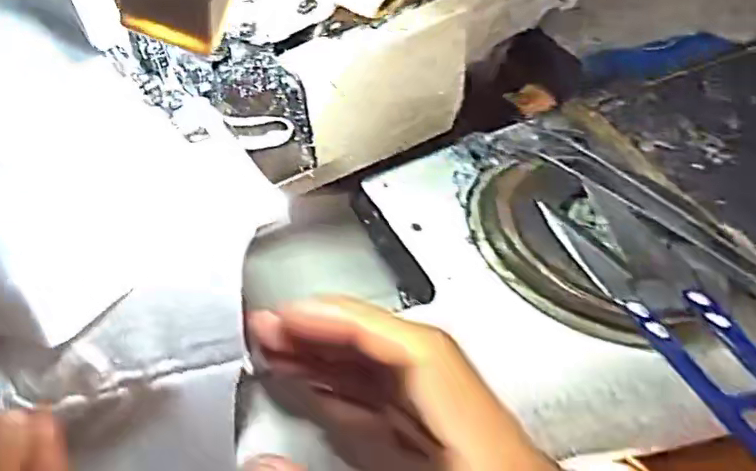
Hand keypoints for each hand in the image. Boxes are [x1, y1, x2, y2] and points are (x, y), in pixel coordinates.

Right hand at [246, 297, 553, 470]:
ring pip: (410, 393)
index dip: (344, 319)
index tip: (288, 314)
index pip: (423, 354)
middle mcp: (505, 457)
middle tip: (270, 329)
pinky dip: (358, 405)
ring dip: (337, 366)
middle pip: (410, 366)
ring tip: (281, 356)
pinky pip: (414, 426)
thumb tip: (263, 461)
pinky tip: (320, 404)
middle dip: (328, 337)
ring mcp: (496, 469)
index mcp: (502, 463)